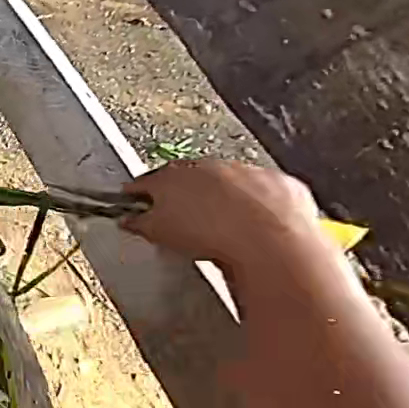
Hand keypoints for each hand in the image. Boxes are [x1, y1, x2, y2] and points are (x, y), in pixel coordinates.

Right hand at [122, 159, 325, 267]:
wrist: (269, 241)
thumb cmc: (211, 234)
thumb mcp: (157, 234)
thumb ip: (138, 223)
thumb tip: (130, 220)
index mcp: (169, 176)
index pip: (143, 183)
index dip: (137, 196)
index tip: (136, 207)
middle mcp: (206, 166)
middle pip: (185, 179)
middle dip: (180, 197)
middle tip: (180, 222)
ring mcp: (244, 171)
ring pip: (224, 184)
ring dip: (218, 200)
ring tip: (217, 228)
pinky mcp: (278, 182)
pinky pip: (261, 192)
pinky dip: (256, 205)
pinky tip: (252, 227)